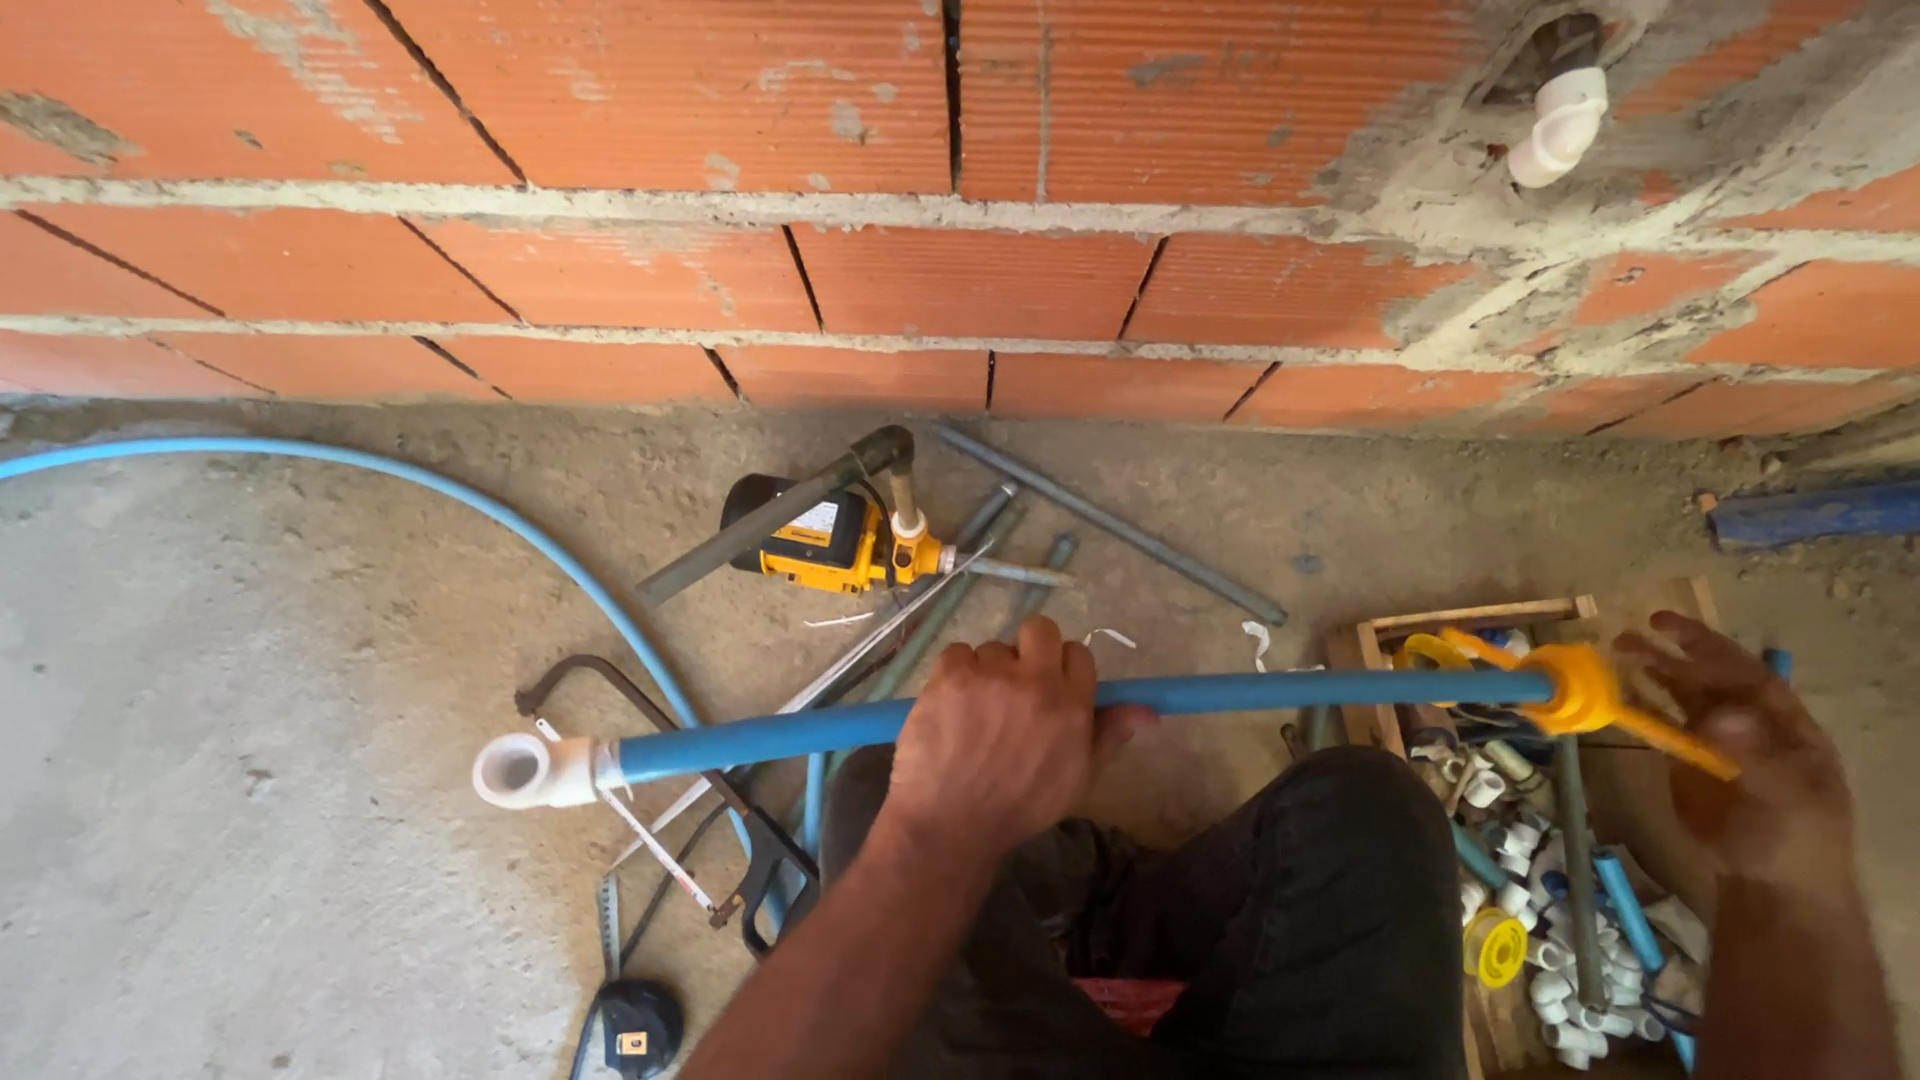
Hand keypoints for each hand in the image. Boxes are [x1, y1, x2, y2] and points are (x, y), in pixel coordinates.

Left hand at [881, 617, 1155, 864]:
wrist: (952, 824)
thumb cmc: (1019, 806)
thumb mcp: (1077, 777)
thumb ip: (1109, 735)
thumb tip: (1149, 712)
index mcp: (1070, 705)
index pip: (1078, 653)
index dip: (1063, 667)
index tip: (1049, 687)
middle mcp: (1034, 682)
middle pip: (1040, 630)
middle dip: (1031, 649)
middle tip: (1016, 682)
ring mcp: (989, 675)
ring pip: (995, 648)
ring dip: (989, 671)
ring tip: (978, 709)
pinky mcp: (949, 676)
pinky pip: (958, 653)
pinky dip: (956, 673)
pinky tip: (953, 704)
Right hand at [1615, 611, 1855, 888]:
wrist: (1768, 881)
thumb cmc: (1791, 839)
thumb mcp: (1784, 798)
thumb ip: (1753, 754)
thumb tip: (1718, 713)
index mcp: (1786, 728)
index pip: (1747, 676)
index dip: (1710, 648)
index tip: (1669, 626)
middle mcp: (1750, 725)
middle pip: (1711, 678)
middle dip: (1677, 651)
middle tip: (1637, 627)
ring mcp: (1716, 740)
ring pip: (1683, 694)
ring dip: (1654, 669)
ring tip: (1619, 645)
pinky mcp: (1686, 757)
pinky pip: (1661, 721)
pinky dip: (1639, 702)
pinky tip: (1617, 688)